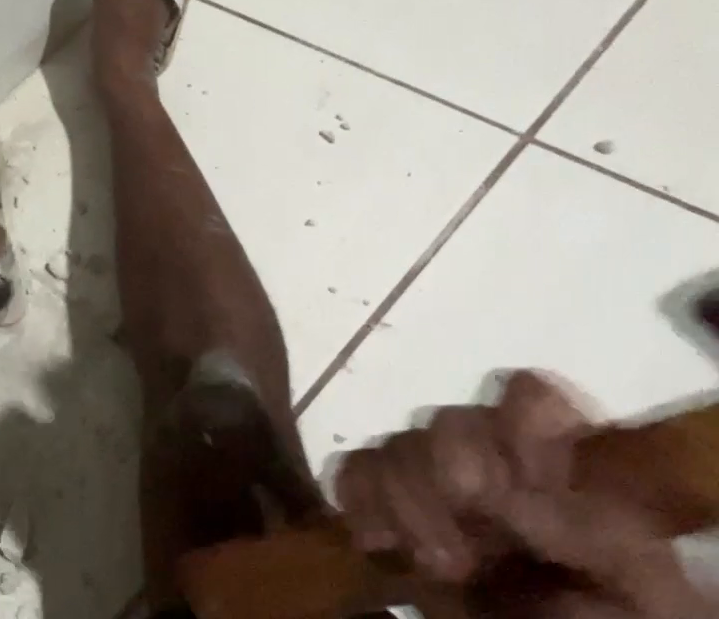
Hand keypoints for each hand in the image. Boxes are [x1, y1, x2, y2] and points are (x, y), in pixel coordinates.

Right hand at [335, 371, 706, 618]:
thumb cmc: (612, 616)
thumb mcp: (641, 589)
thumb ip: (592, 534)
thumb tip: (507, 496)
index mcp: (563, 467)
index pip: (528, 395)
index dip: (517, 422)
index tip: (528, 482)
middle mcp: (493, 460)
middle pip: (447, 421)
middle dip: (447, 477)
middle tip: (471, 544)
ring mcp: (435, 481)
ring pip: (393, 445)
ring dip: (405, 504)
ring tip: (439, 567)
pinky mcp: (387, 504)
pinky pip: (350, 468)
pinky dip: (357, 500)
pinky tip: (379, 542)